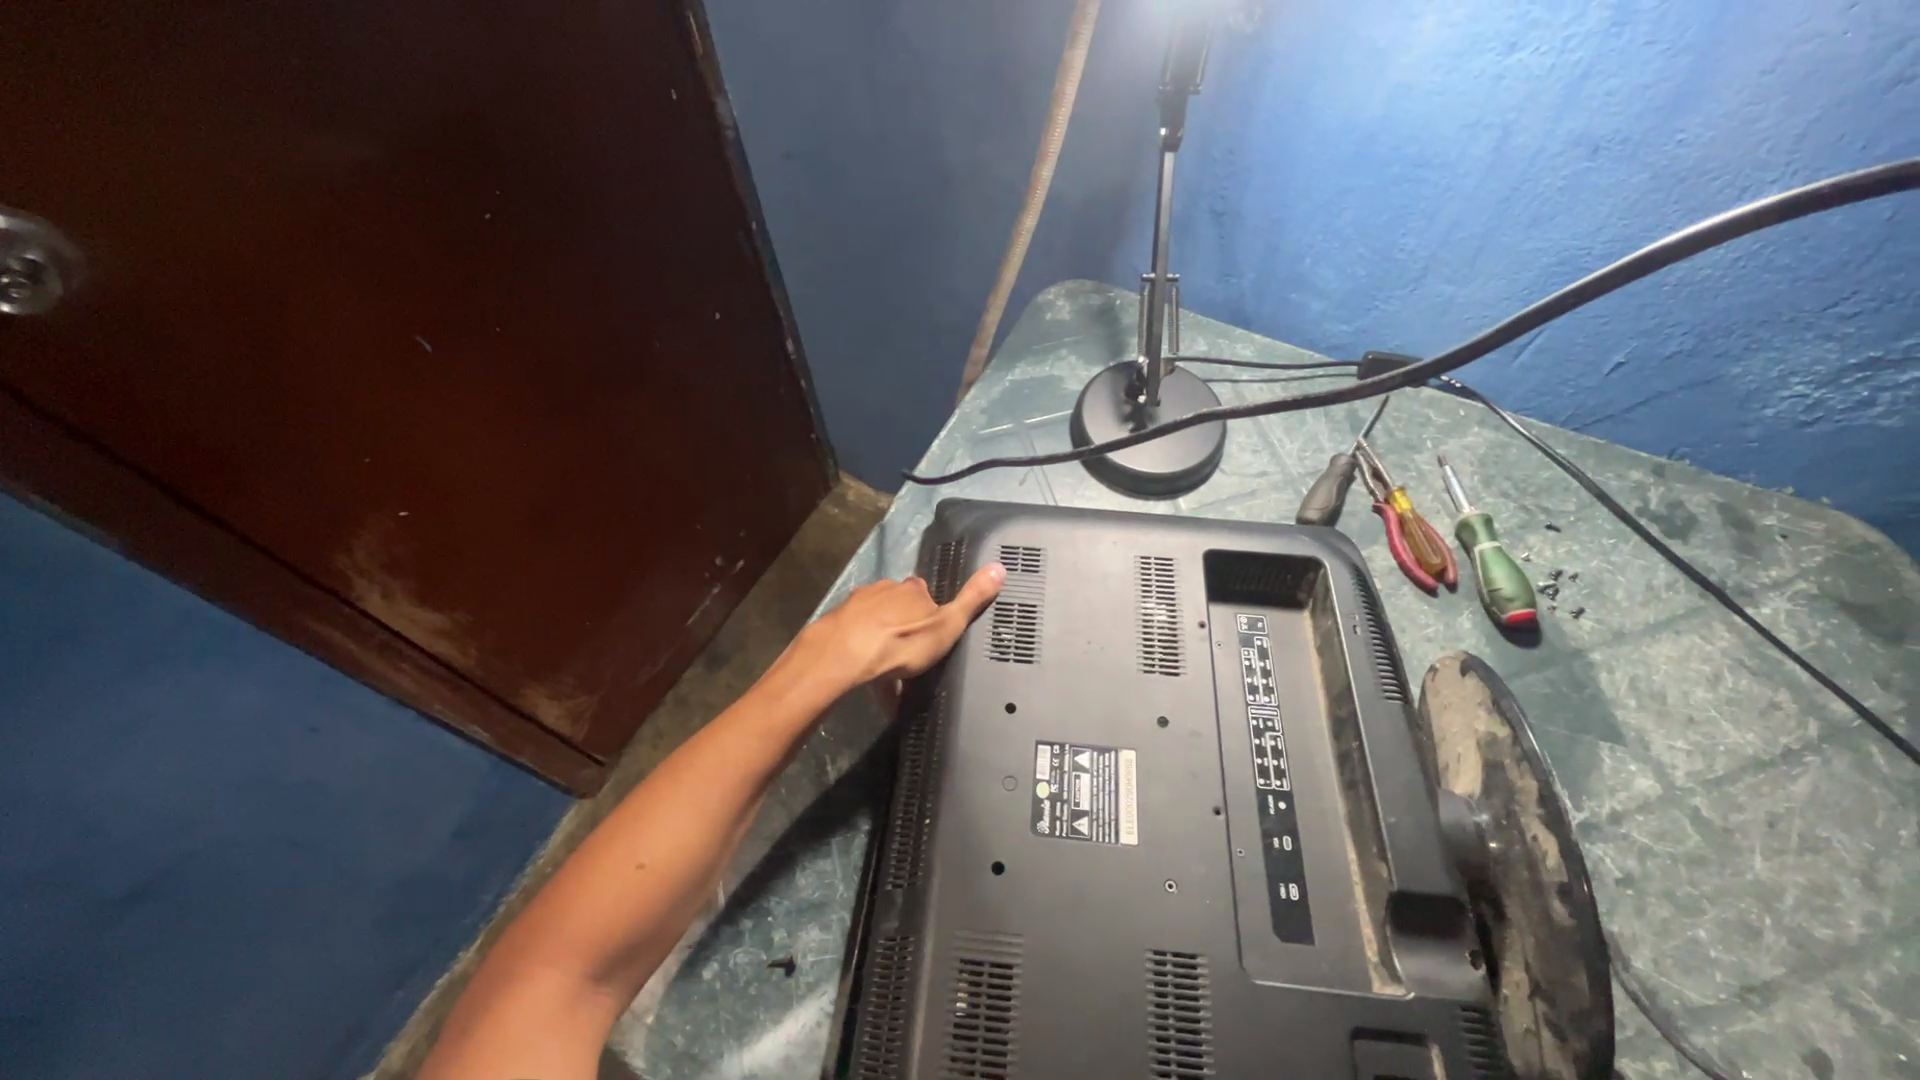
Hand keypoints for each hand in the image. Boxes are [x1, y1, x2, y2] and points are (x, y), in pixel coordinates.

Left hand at [796, 563, 1005, 691]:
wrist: (844, 655)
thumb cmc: (902, 642)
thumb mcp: (947, 625)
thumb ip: (972, 599)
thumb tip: (1000, 567)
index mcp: (912, 589)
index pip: (924, 594)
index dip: (929, 613)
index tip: (931, 635)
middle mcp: (883, 589)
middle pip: (897, 607)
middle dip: (902, 628)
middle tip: (908, 657)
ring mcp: (856, 605)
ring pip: (874, 623)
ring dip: (881, 642)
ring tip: (887, 673)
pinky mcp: (836, 624)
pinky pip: (855, 639)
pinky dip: (862, 654)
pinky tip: (866, 677)